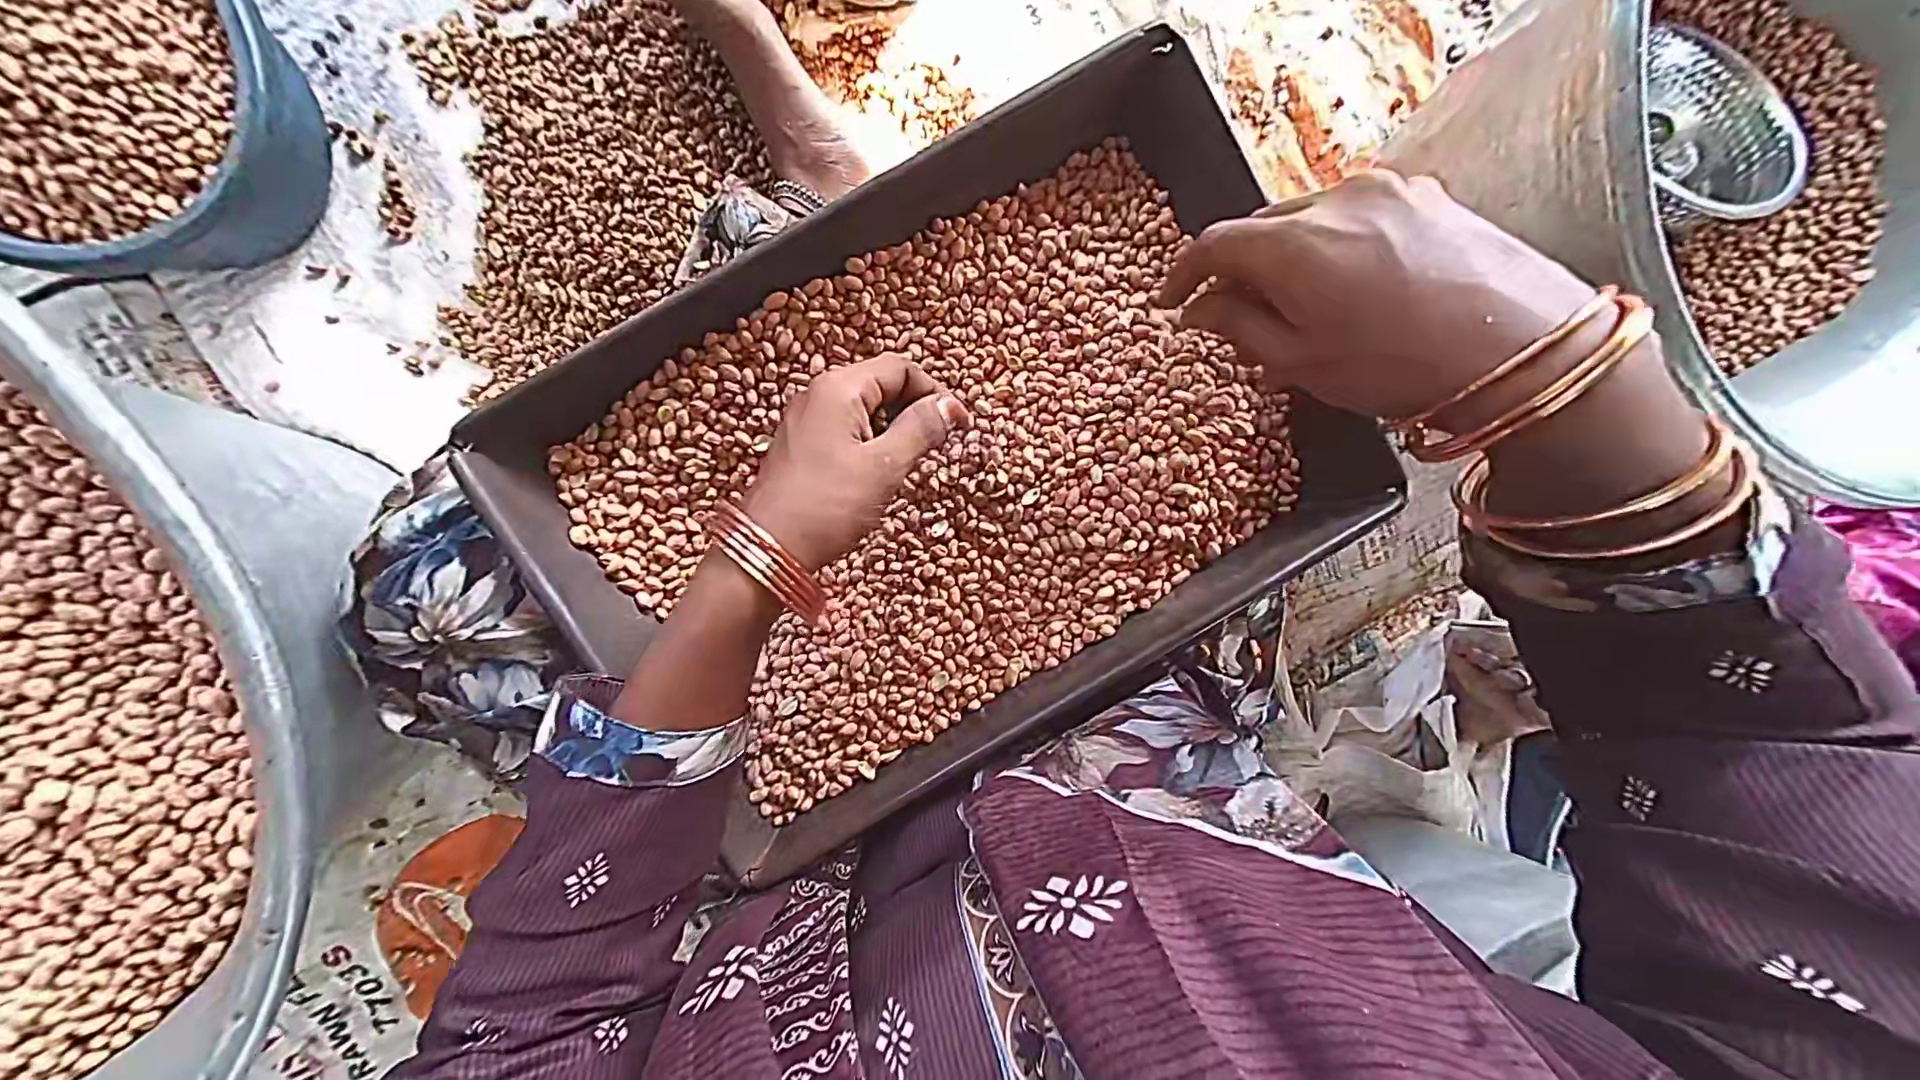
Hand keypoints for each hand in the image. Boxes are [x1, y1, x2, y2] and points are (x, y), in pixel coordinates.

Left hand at [741, 353, 971, 569]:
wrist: (768, 549)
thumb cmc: (826, 507)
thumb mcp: (884, 467)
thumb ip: (920, 430)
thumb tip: (949, 406)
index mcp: (838, 389)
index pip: (900, 368)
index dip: (935, 392)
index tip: (958, 424)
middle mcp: (818, 395)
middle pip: (881, 384)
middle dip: (915, 410)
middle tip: (937, 445)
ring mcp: (806, 420)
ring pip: (865, 410)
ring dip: (895, 429)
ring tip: (910, 463)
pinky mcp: (802, 446)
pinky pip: (846, 430)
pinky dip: (871, 443)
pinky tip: (879, 474)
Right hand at [1163, 169, 1726, 552]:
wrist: (1524, 350)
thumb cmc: (1399, 366)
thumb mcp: (1299, 360)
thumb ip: (1238, 325)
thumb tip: (1199, 309)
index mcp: (1295, 245)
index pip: (1213, 244)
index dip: (1182, 276)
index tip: (1171, 304)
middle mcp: (1336, 200)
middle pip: (1258, 230)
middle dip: (1235, 272)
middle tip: (1229, 318)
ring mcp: (1386, 191)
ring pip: (1303, 222)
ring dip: (1281, 262)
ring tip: (1289, 313)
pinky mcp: (1424, 195)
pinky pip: (1348, 217)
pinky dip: (1324, 250)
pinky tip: (1335, 291)